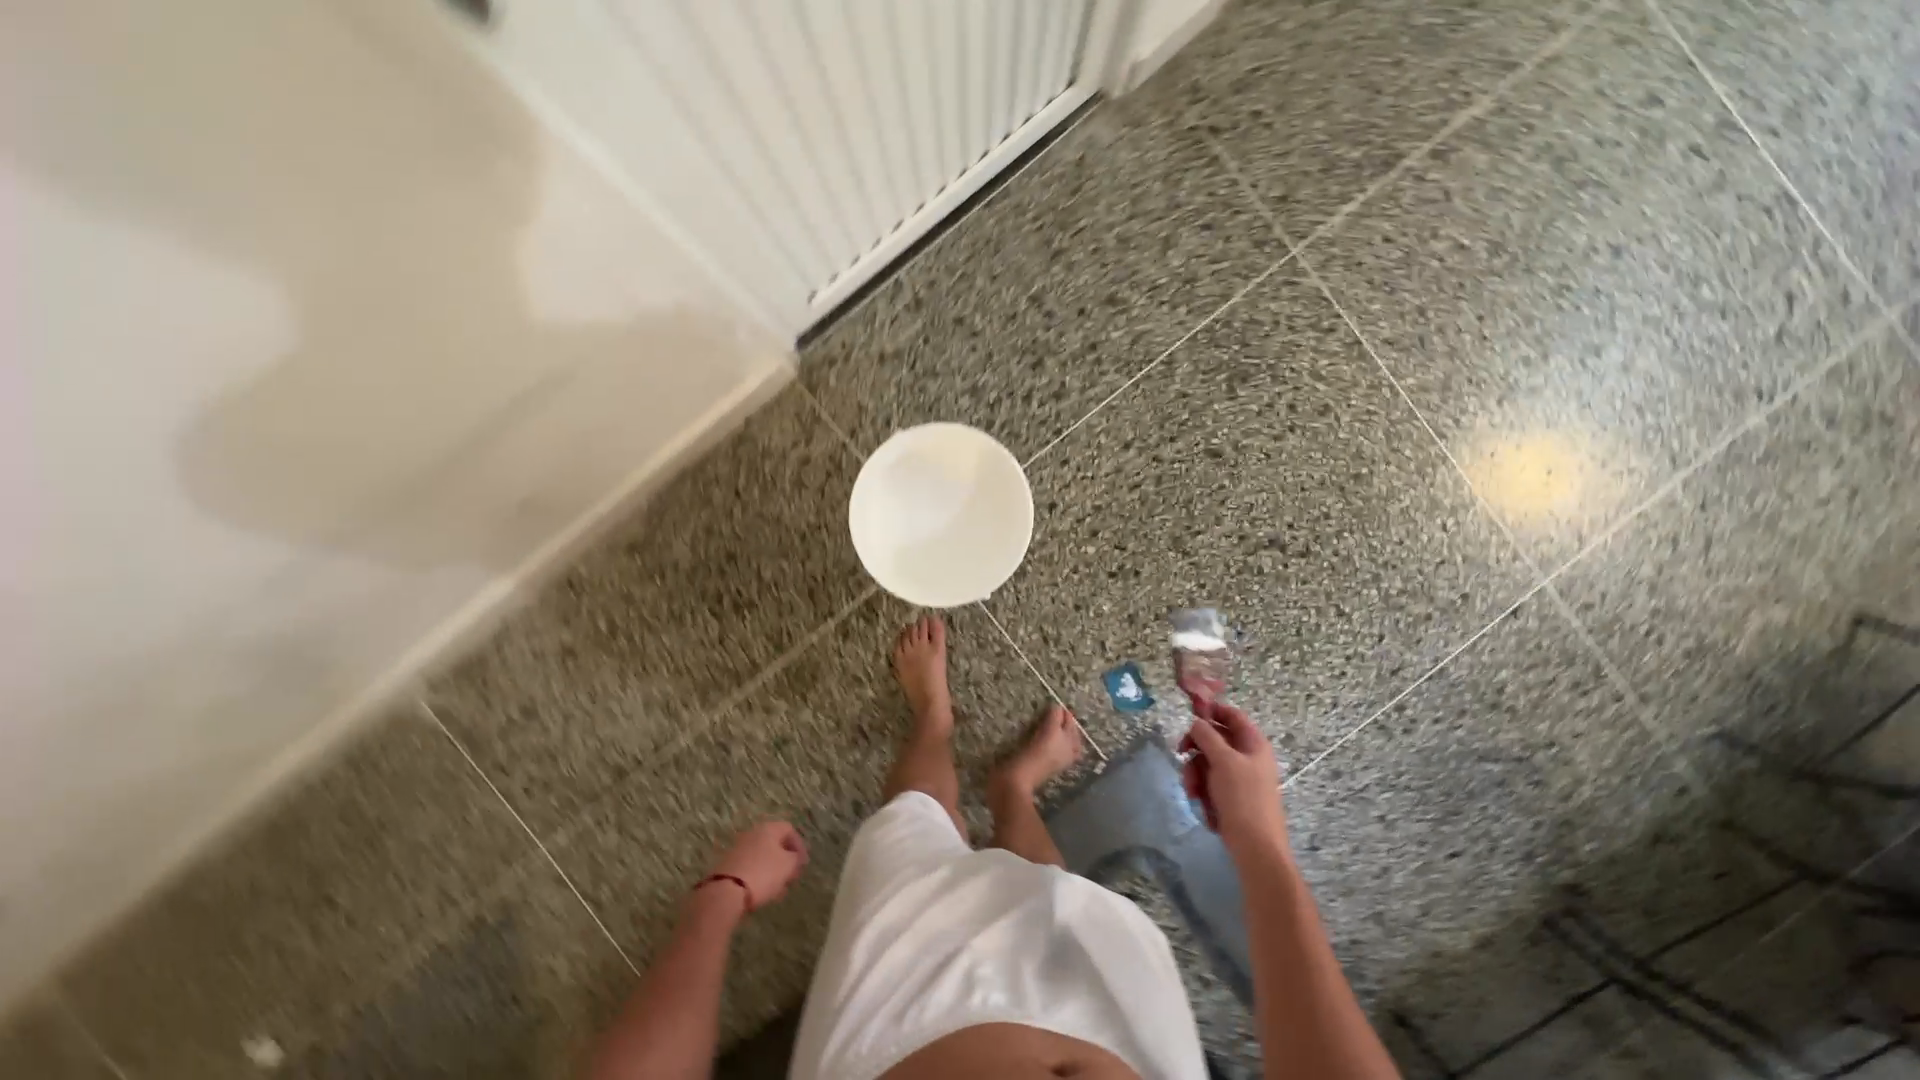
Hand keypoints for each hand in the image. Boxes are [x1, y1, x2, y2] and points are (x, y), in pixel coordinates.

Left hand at [708, 820, 807, 911]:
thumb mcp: (788, 865)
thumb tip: (795, 857)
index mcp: (768, 829)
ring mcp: (738, 849)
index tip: (803, 864)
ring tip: (780, 888)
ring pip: (763, 856)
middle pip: (774, 843)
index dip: (799, 845)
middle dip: (786, 859)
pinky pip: (751, 867)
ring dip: (774, 870)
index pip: (789, 829)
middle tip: (792, 876)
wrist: (726, 891)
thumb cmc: (763, 873)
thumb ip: (796, 859)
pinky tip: (764, 891)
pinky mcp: (729, 865)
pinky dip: (760, 876)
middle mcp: (752, 834)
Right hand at [1179, 702, 1287, 855]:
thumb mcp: (1223, 761)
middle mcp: (1247, 756)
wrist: (1255, 845)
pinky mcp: (1230, 795)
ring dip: (1195, 773)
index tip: (1188, 716)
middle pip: (1214, 739)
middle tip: (1181, 753)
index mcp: (1254, 743)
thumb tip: (1196, 722)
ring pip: (1207, 762)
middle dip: (1196, 749)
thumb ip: (1207, 736)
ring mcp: (1238, 777)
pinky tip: (1199, 801)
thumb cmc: (1243, 798)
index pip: (1232, 715)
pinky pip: (1209, 782)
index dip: (1211, 711)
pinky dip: (1201, 789)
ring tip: (1192, 790)